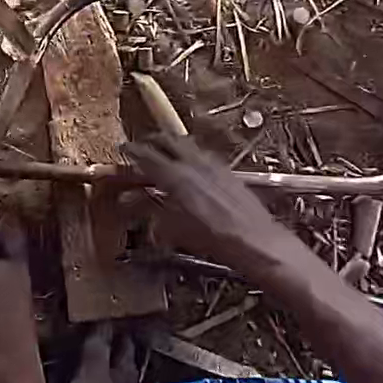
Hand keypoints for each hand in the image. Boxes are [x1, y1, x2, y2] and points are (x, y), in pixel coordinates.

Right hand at [123, 134, 307, 267]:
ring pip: (185, 142)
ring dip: (170, 143)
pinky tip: (190, 166)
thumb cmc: (214, 239)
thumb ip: (149, 209)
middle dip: (151, 140)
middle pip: (167, 139)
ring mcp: (211, 163)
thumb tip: (127, 201)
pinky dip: (188, 153)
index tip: (123, 148)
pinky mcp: (227, 169)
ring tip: (163, 152)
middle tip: (141, 146)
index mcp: (175, 175)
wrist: (258, 242)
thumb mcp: (174, 228)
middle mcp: (192, 162)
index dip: (132, 149)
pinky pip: (201, 152)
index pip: (146, 154)